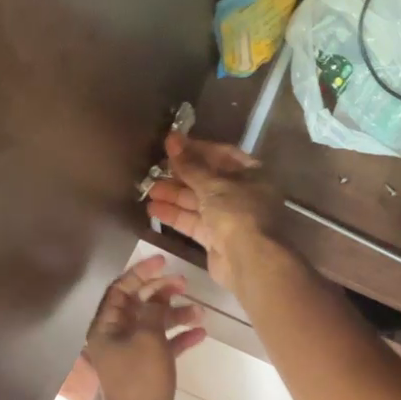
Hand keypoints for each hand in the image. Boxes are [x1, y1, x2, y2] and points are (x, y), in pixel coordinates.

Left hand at [82, 256, 205, 399]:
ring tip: (199, 312)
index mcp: (105, 328)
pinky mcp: (146, 369)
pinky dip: (179, 338)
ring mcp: (130, 354)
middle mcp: (114, 338)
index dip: (141, 273)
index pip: (120, 290)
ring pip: (153, 325)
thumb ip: (152, 309)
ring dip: (175, 315)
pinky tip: (200, 334)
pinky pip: (163, 346)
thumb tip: (157, 291)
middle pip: (138, 306)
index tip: (163, 261)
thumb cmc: (141, 379)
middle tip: (185, 283)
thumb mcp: (148, 337)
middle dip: (161, 293)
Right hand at [145, 133, 285, 289]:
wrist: (250, 260)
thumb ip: (191, 165)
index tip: (171, 145)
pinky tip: (153, 210)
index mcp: (251, 174)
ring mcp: (229, 218)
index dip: (196, 149)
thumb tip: (172, 139)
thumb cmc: (238, 212)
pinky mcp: (216, 239)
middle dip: (181, 175)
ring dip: (174, 195)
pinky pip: (193, 222)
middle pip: (207, 180)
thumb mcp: (213, 185)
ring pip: (198, 202)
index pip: (221, 155)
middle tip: (154, 169)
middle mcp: (242, 194)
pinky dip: (175, 216)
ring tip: (149, 190)